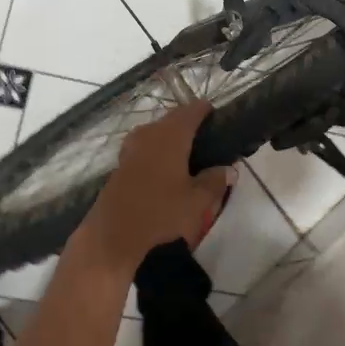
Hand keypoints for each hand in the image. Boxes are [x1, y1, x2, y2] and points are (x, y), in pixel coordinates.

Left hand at [69, 100, 233, 273]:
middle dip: (188, 124)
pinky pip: (143, 148)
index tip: (216, 116)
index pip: (191, 111)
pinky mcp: (120, 164)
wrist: (115, 235)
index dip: (205, 110)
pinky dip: (156, 151)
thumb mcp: (197, 201)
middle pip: (172, 119)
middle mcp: (149, 134)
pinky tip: (163, 170)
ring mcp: (131, 148)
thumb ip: (215, 181)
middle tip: (205, 138)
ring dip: (170, 137)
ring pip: (155, 133)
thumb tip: (229, 169)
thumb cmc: (161, 213)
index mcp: (171, 135)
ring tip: (186, 154)